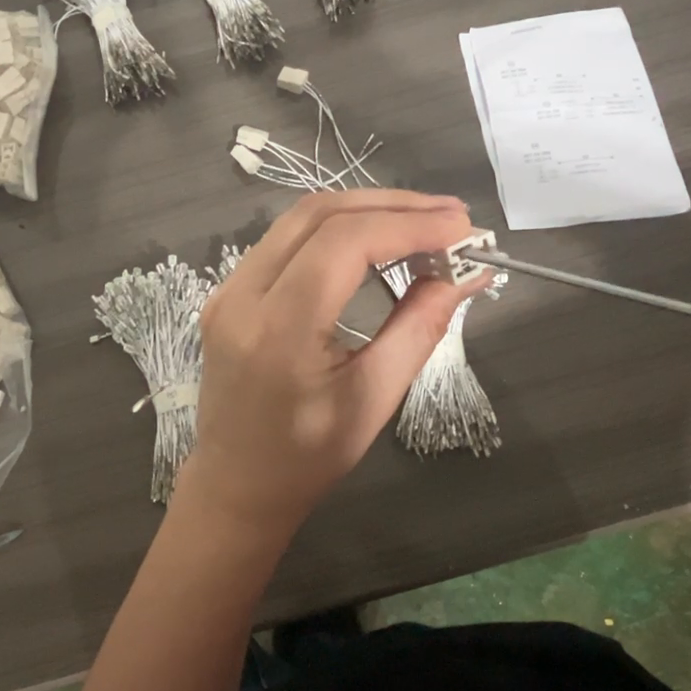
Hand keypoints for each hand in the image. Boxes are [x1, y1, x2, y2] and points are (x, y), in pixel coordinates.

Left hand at [176, 190, 493, 534]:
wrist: (236, 483)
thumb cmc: (308, 458)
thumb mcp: (373, 399)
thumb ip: (418, 329)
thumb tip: (464, 275)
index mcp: (277, 331)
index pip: (343, 244)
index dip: (408, 225)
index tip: (463, 228)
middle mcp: (241, 297)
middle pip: (317, 215)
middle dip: (390, 206)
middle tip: (451, 217)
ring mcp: (226, 291)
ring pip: (296, 220)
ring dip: (361, 211)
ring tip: (423, 222)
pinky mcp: (226, 294)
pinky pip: (281, 241)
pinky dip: (332, 230)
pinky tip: (373, 240)